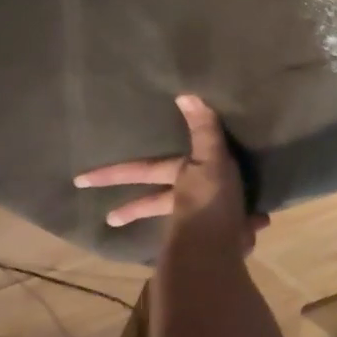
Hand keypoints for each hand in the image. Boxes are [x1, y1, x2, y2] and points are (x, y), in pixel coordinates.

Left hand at [74, 94, 260, 246]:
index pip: (140, 171)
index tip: (78, 181)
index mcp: (177, 180)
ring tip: (198, 222)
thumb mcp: (210, 159)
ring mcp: (202, 222)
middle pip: (155, 203)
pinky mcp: (227, 236)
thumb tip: (185, 94)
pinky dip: (244, 225)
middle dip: (136, 210)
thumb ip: (204, 130)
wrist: (221, 242)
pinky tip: (258, 223)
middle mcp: (182, 202)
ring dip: (194, 219)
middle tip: (110, 220)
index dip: (112, 174)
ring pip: (192, 218)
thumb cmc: (210, 197)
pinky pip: (236, 227)